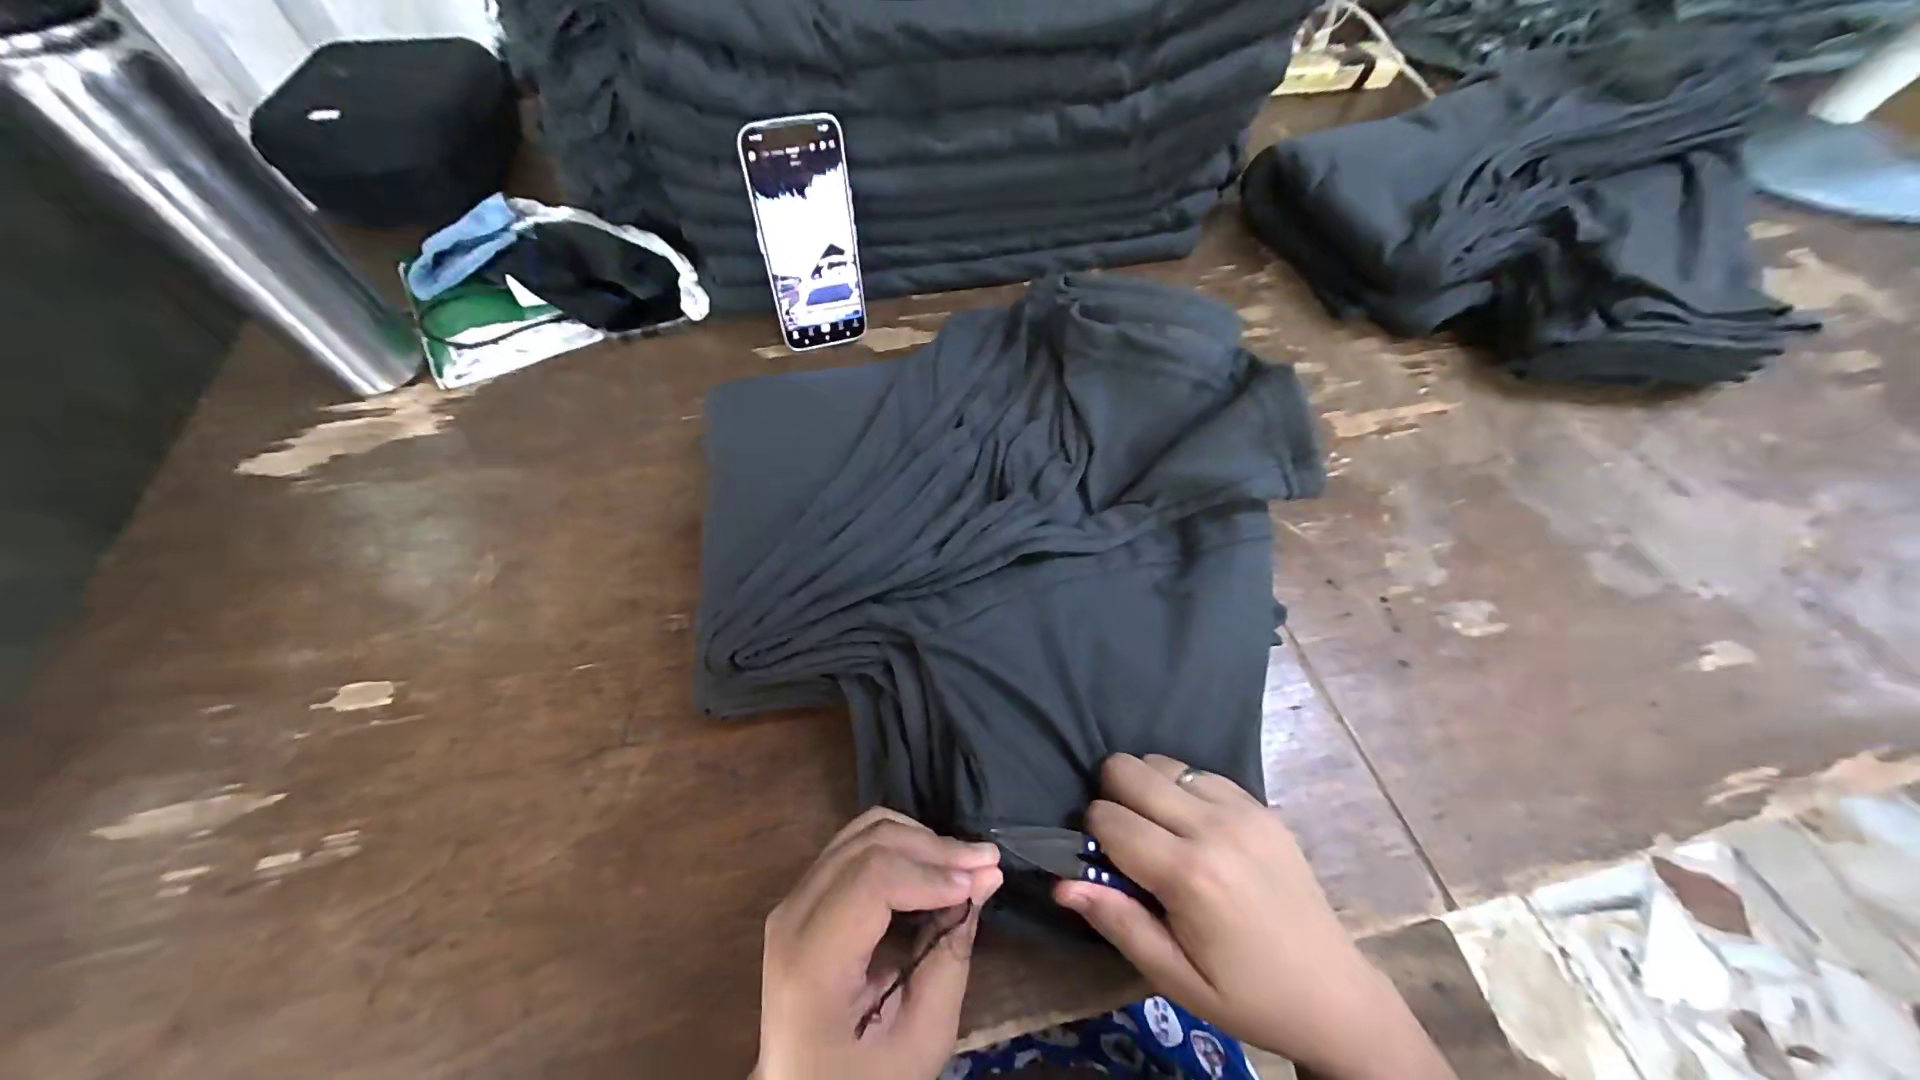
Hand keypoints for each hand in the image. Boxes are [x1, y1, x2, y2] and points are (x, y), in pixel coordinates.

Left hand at [754, 807, 1002, 1079]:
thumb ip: (950, 957)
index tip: (980, 880)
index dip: (931, 872)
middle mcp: (792, 915)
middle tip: (986, 861)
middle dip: (935, 848)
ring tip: (965, 863)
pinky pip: (856, 843)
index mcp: (811, 961)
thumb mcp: (920, 1040)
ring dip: (920, 839)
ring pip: (863, 830)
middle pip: (869, 844)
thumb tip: (985, 880)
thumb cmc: (863, 1079)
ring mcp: (794, 899)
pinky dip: (901, 844)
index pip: (871, 879)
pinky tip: (932, 866)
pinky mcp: (805, 893)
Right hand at [1055, 754, 1453, 1079]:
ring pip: (1160, 761)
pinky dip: (1180, 788)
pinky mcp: (1260, 805)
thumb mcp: (1175, 978)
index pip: (1107, 817)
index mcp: (1190, 875)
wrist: (1335, 993)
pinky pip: (1198, 771)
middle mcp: (1213, 827)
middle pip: (1128, 770)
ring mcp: (1242, 809)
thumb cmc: (1246, 995)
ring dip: (1145, 788)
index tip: (1105, 861)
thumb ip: (1117, 922)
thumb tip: (1061, 882)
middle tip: (1126, 839)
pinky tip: (1193, 826)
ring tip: (1159, 830)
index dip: (1092, 834)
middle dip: (1111, 796)